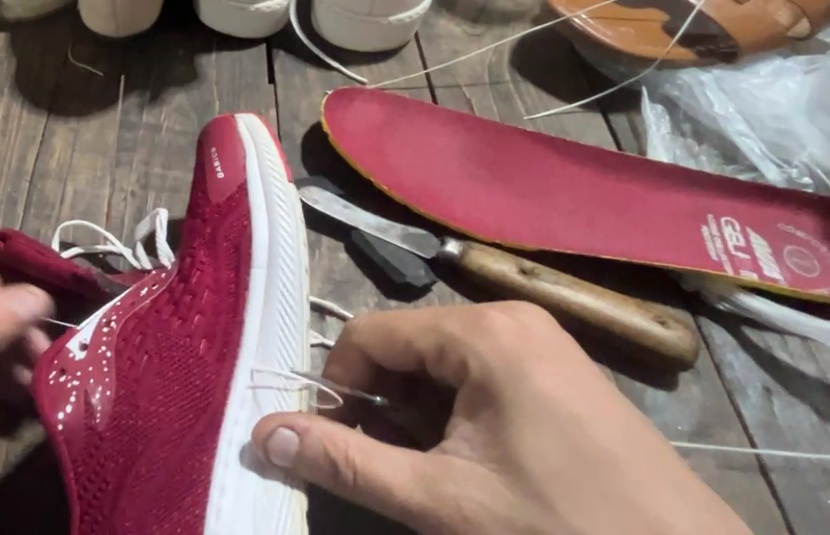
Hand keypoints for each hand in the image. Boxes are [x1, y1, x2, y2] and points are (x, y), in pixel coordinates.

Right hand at [253, 303, 750, 534]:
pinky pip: (483, 373)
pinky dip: (460, 412)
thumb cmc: (564, 531)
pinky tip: (481, 465)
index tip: (339, 443)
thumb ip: (346, 462)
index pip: (368, 335)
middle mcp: (510, 316)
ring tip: (441, 473)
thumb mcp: (443, 502)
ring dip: (421, 413)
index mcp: (480, 330)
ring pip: (442, 362)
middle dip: (386, 405)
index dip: (341, 388)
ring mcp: (545, 340)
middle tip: (397, 467)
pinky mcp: (567, 371)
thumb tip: (262, 434)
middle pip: (406, 346)